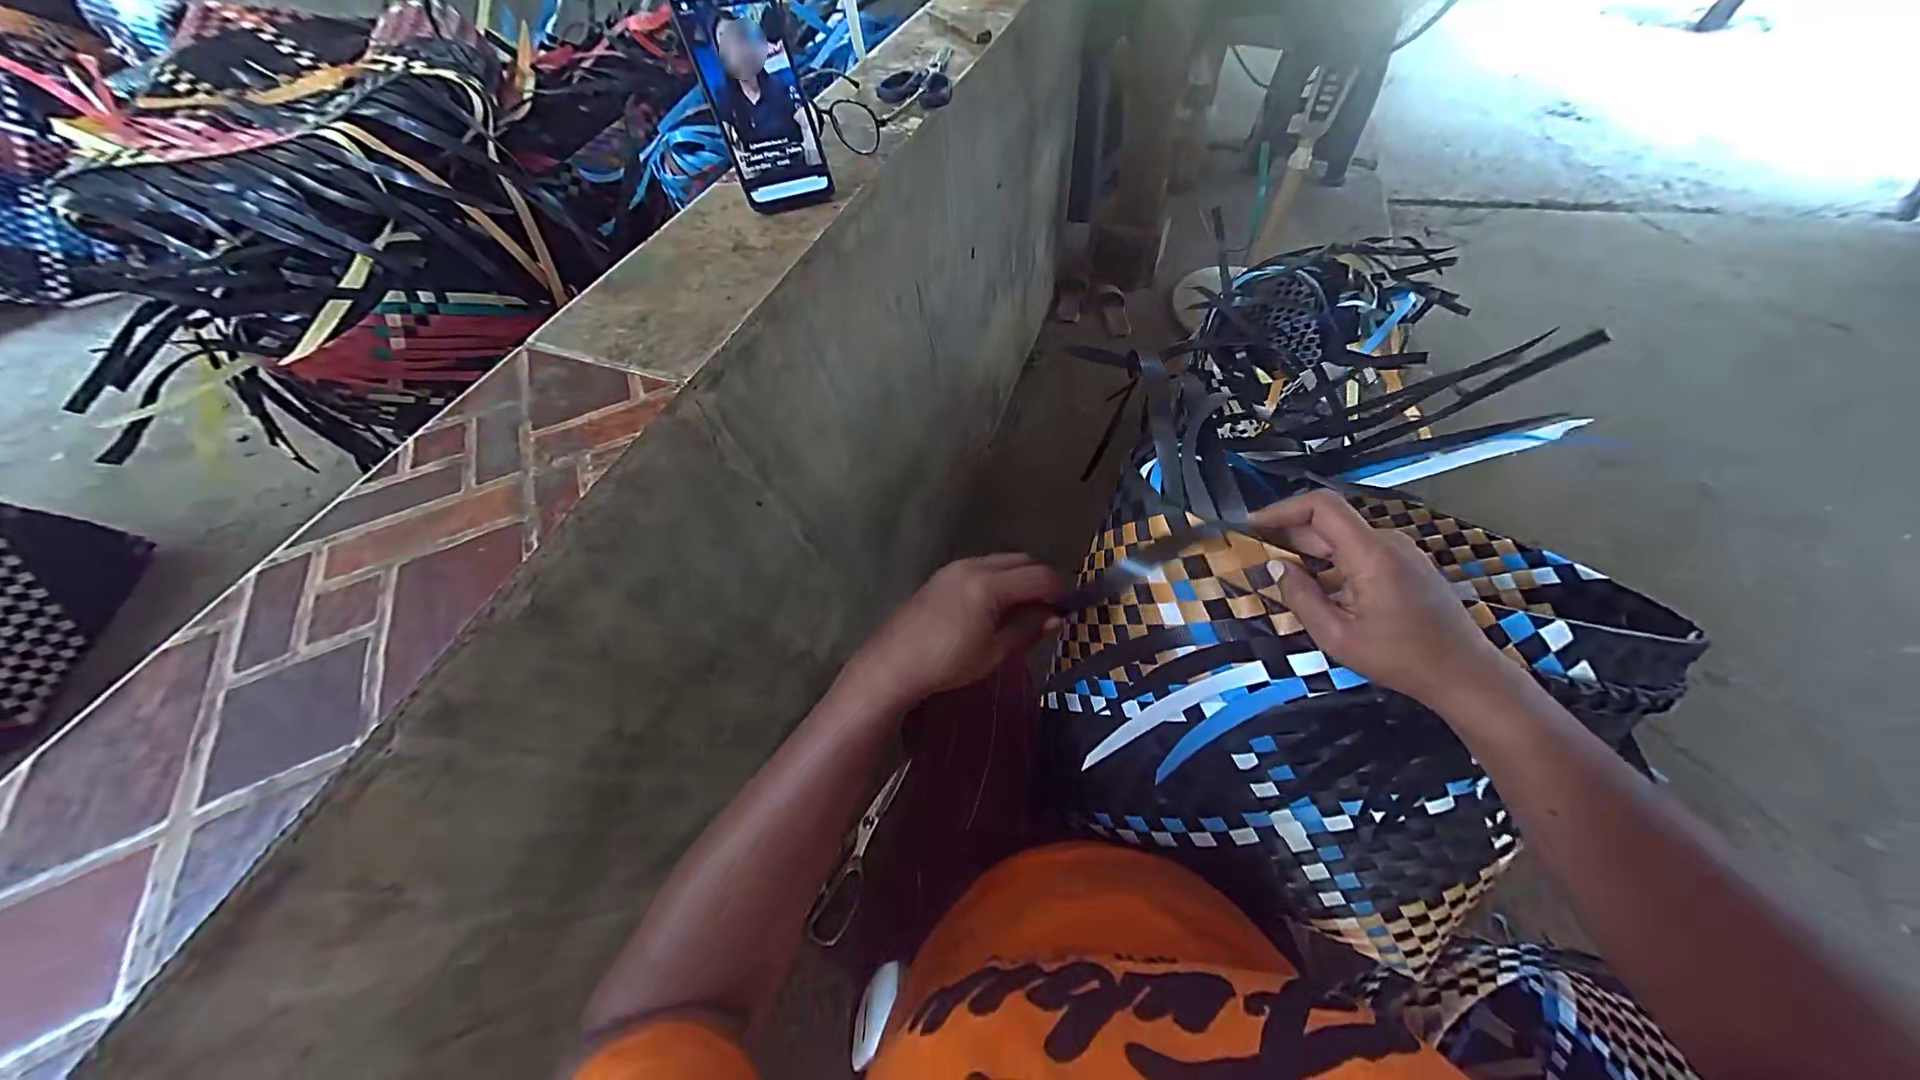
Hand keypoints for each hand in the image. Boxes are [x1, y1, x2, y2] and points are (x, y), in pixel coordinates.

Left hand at [843, 554, 1065, 706]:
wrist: (892, 665)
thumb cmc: (946, 664)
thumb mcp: (995, 653)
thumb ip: (1028, 630)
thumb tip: (1055, 617)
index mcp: (989, 585)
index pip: (1039, 576)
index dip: (1059, 590)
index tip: (1068, 608)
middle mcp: (972, 566)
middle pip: (1022, 560)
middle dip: (1040, 580)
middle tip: (1048, 609)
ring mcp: (954, 568)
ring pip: (1000, 561)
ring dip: (1018, 578)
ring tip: (1021, 610)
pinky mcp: (941, 576)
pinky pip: (981, 567)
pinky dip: (997, 579)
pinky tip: (994, 606)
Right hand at [1250, 490, 1510, 706]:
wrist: (1464, 674)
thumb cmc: (1401, 659)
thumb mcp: (1336, 635)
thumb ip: (1300, 596)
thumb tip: (1276, 567)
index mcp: (1371, 554)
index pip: (1321, 506)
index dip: (1281, 509)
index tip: (1252, 525)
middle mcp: (1387, 543)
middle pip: (1327, 522)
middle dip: (1287, 534)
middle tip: (1254, 554)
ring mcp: (1400, 552)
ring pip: (1341, 537)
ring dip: (1307, 549)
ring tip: (1279, 573)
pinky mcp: (1405, 564)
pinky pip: (1357, 550)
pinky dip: (1329, 560)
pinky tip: (1314, 584)